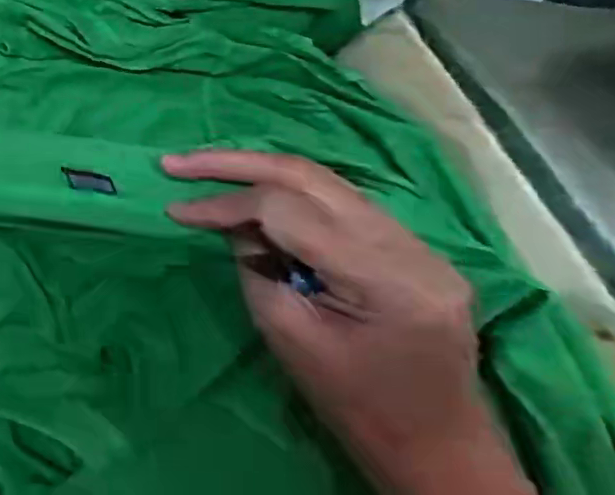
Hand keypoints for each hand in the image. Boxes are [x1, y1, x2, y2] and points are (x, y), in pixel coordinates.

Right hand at [163, 151, 532, 494]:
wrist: (438, 451)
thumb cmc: (354, 404)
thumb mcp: (286, 333)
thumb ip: (255, 264)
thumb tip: (233, 221)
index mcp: (384, 278)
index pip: (287, 210)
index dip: (224, 204)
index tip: (175, 211)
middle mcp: (409, 247)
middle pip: (305, 175)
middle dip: (233, 163)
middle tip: (176, 163)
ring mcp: (417, 243)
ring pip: (320, 179)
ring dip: (255, 170)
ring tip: (203, 167)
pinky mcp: (409, 245)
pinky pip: (335, 198)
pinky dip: (284, 190)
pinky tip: (250, 191)